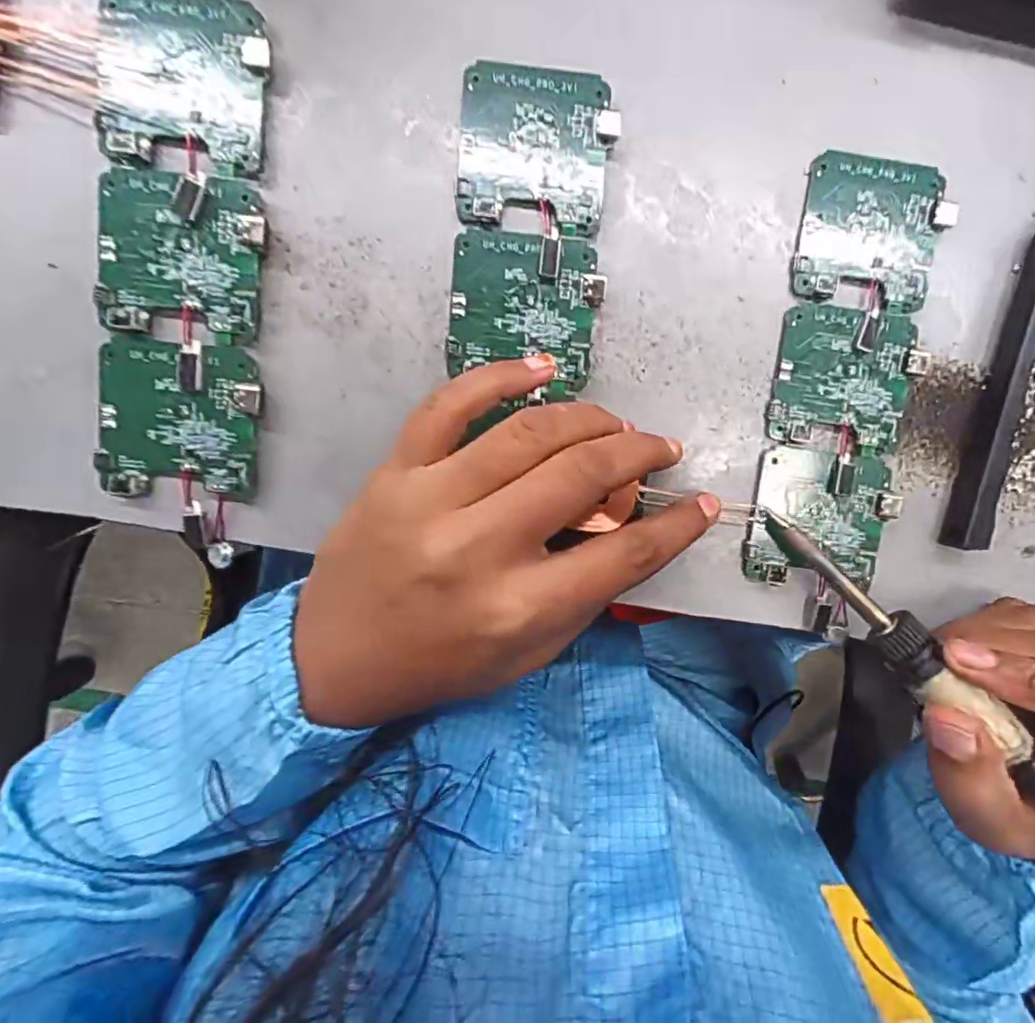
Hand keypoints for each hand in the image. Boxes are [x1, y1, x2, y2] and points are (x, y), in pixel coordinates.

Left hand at [294, 357, 718, 728]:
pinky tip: (540, 370)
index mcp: (518, 609)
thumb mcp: (525, 655)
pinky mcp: (395, 473)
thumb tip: (630, 531)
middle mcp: (478, 548)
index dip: (676, 527)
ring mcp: (430, 501)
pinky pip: (448, 406)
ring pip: (528, 433)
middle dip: (636, 456)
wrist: (333, 657)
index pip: (623, 556)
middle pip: (581, 477)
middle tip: (658, 450)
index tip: (701, 504)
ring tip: (613, 425)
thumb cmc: (437, 665)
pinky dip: (498, 379)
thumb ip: (582, 596)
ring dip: (587, 419)